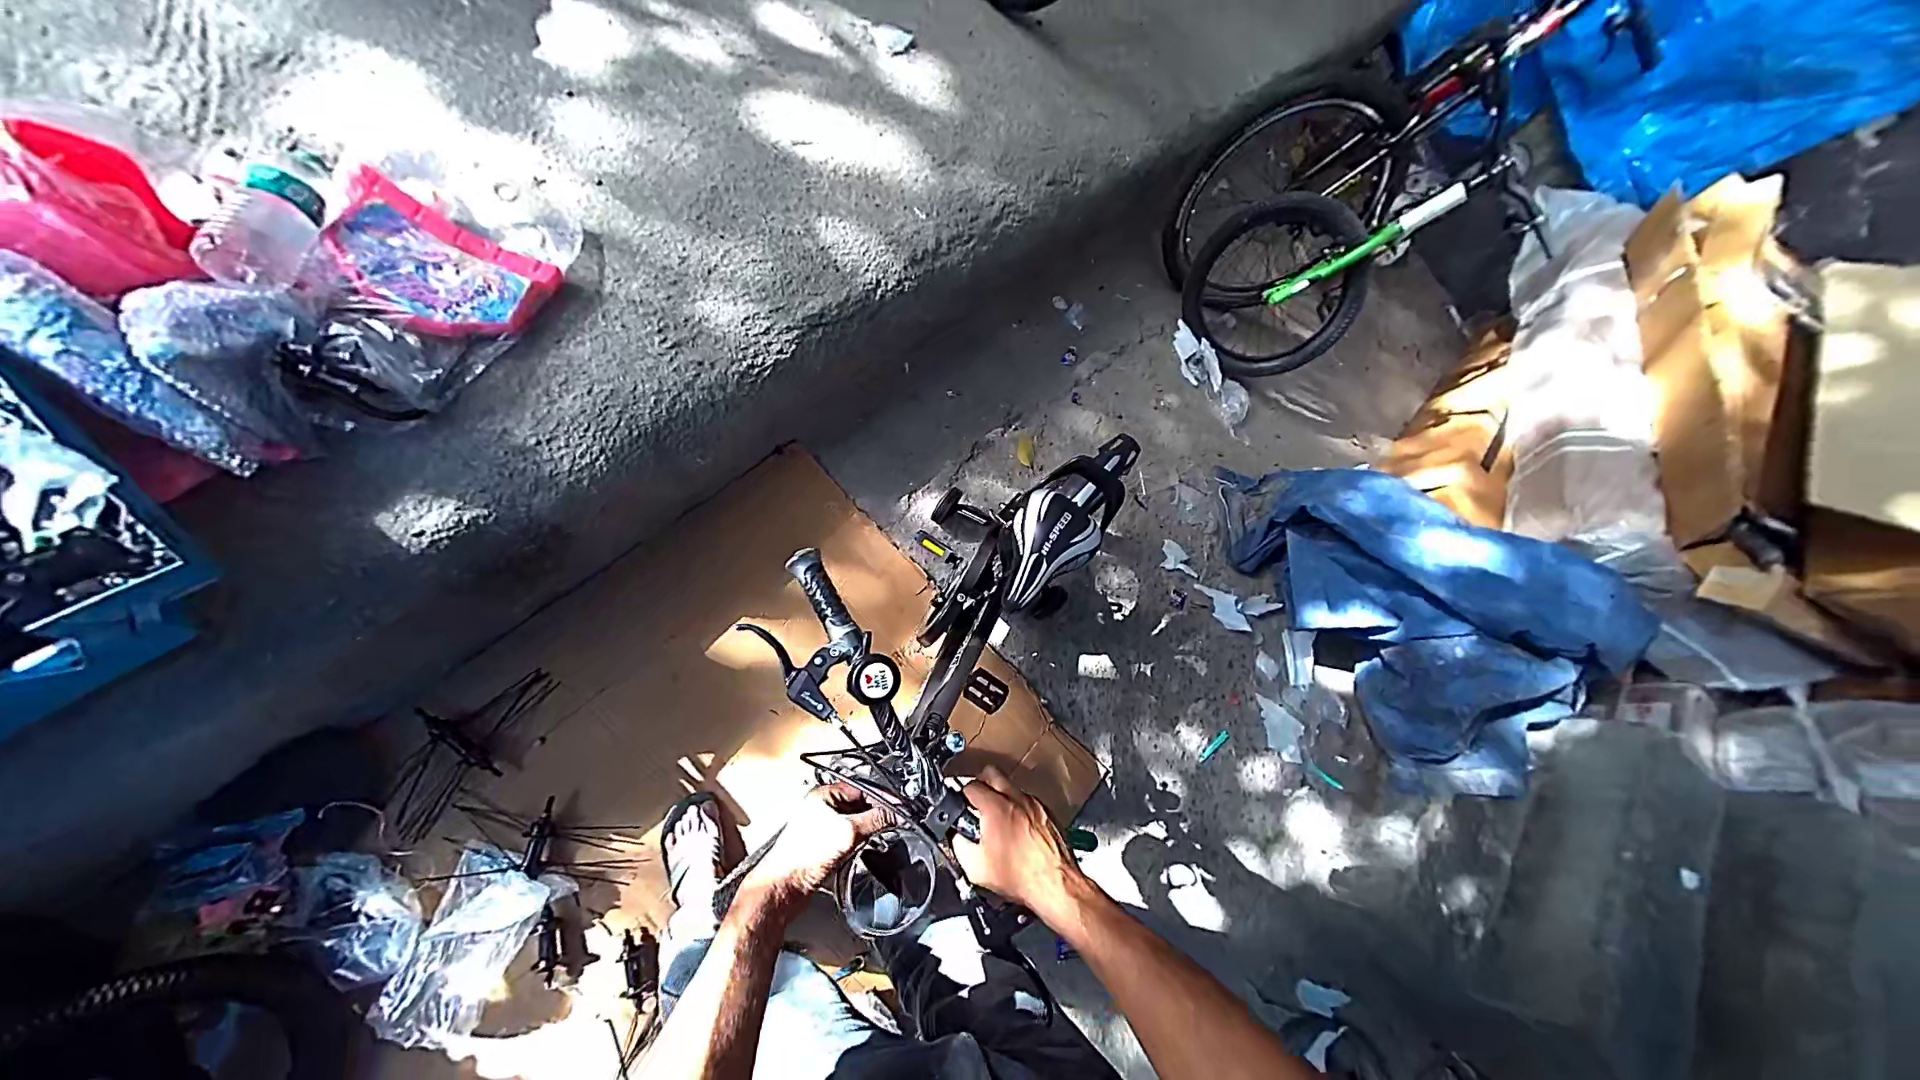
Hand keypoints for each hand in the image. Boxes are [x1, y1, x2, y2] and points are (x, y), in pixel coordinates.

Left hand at [739, 782, 890, 916]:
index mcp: (823, 795)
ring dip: (866, 829)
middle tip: (889, 822)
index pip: (861, 787)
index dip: (881, 797)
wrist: (782, 889)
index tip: (898, 807)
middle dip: (875, 814)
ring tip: (872, 838)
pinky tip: (858, 850)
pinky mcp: (823, 846)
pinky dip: (857, 842)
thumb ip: (875, 819)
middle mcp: (821, 808)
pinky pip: (848, 838)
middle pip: (859, 804)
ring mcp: (821, 827)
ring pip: (855, 822)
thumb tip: (895, 813)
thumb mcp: (848, 832)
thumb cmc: (800, 858)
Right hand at [951, 765, 1088, 922]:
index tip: (960, 803)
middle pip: (992, 773)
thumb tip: (957, 837)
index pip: (970, 785)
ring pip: (1011, 786)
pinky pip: (1028, 801)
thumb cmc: (1022, 877)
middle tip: (976, 800)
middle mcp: (1016, 799)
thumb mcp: (976, 868)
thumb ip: (959, 845)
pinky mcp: (1048, 812)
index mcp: (995, 807)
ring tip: (997, 818)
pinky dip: (1019, 808)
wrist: (1055, 885)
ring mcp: (1034, 804)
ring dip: (1001, 796)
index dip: (961, 794)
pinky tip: (1016, 828)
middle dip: (980, 783)